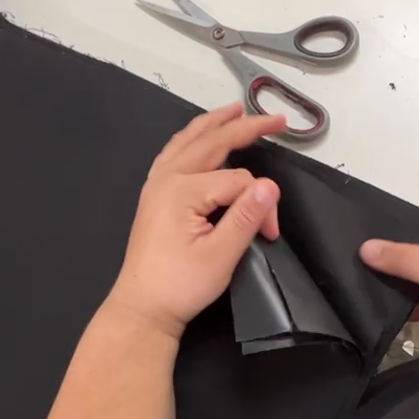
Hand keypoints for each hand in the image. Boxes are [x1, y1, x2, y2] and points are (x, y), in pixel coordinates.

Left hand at [103, 104, 286, 338]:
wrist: (142, 308)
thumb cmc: (180, 285)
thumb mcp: (221, 256)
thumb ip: (247, 217)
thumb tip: (271, 186)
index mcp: (182, 191)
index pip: (238, 181)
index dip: (261, 203)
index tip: (271, 233)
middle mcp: (166, 179)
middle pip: (212, 143)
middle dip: (246, 127)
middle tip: (276, 119)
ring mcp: (156, 185)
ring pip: (189, 141)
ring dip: (214, 124)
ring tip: (235, 109)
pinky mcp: (154, 195)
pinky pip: (174, 153)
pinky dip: (192, 139)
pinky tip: (199, 137)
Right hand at [359, 209, 418, 362]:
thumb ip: (403, 258)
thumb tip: (365, 247)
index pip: (412, 216)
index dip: (385, 226)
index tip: (352, 238)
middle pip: (415, 248)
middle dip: (390, 261)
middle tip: (351, 270)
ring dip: (403, 287)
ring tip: (364, 293)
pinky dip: (418, 306)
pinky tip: (393, 316)